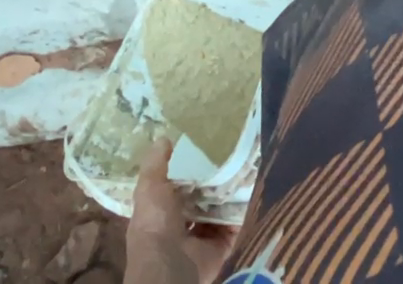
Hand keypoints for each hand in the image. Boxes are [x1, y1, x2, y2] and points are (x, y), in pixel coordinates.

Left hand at [124, 141, 236, 283]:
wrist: (170, 264)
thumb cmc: (155, 223)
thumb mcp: (149, 188)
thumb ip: (156, 165)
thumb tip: (162, 138)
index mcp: (164, 211)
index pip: (180, 187)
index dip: (191, 169)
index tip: (206, 147)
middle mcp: (184, 223)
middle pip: (204, 197)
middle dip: (216, 180)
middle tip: (233, 153)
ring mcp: (204, 235)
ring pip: (221, 209)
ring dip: (232, 192)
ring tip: (247, 164)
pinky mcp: (222, 244)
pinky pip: (236, 224)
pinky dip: (243, 209)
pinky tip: (253, 186)